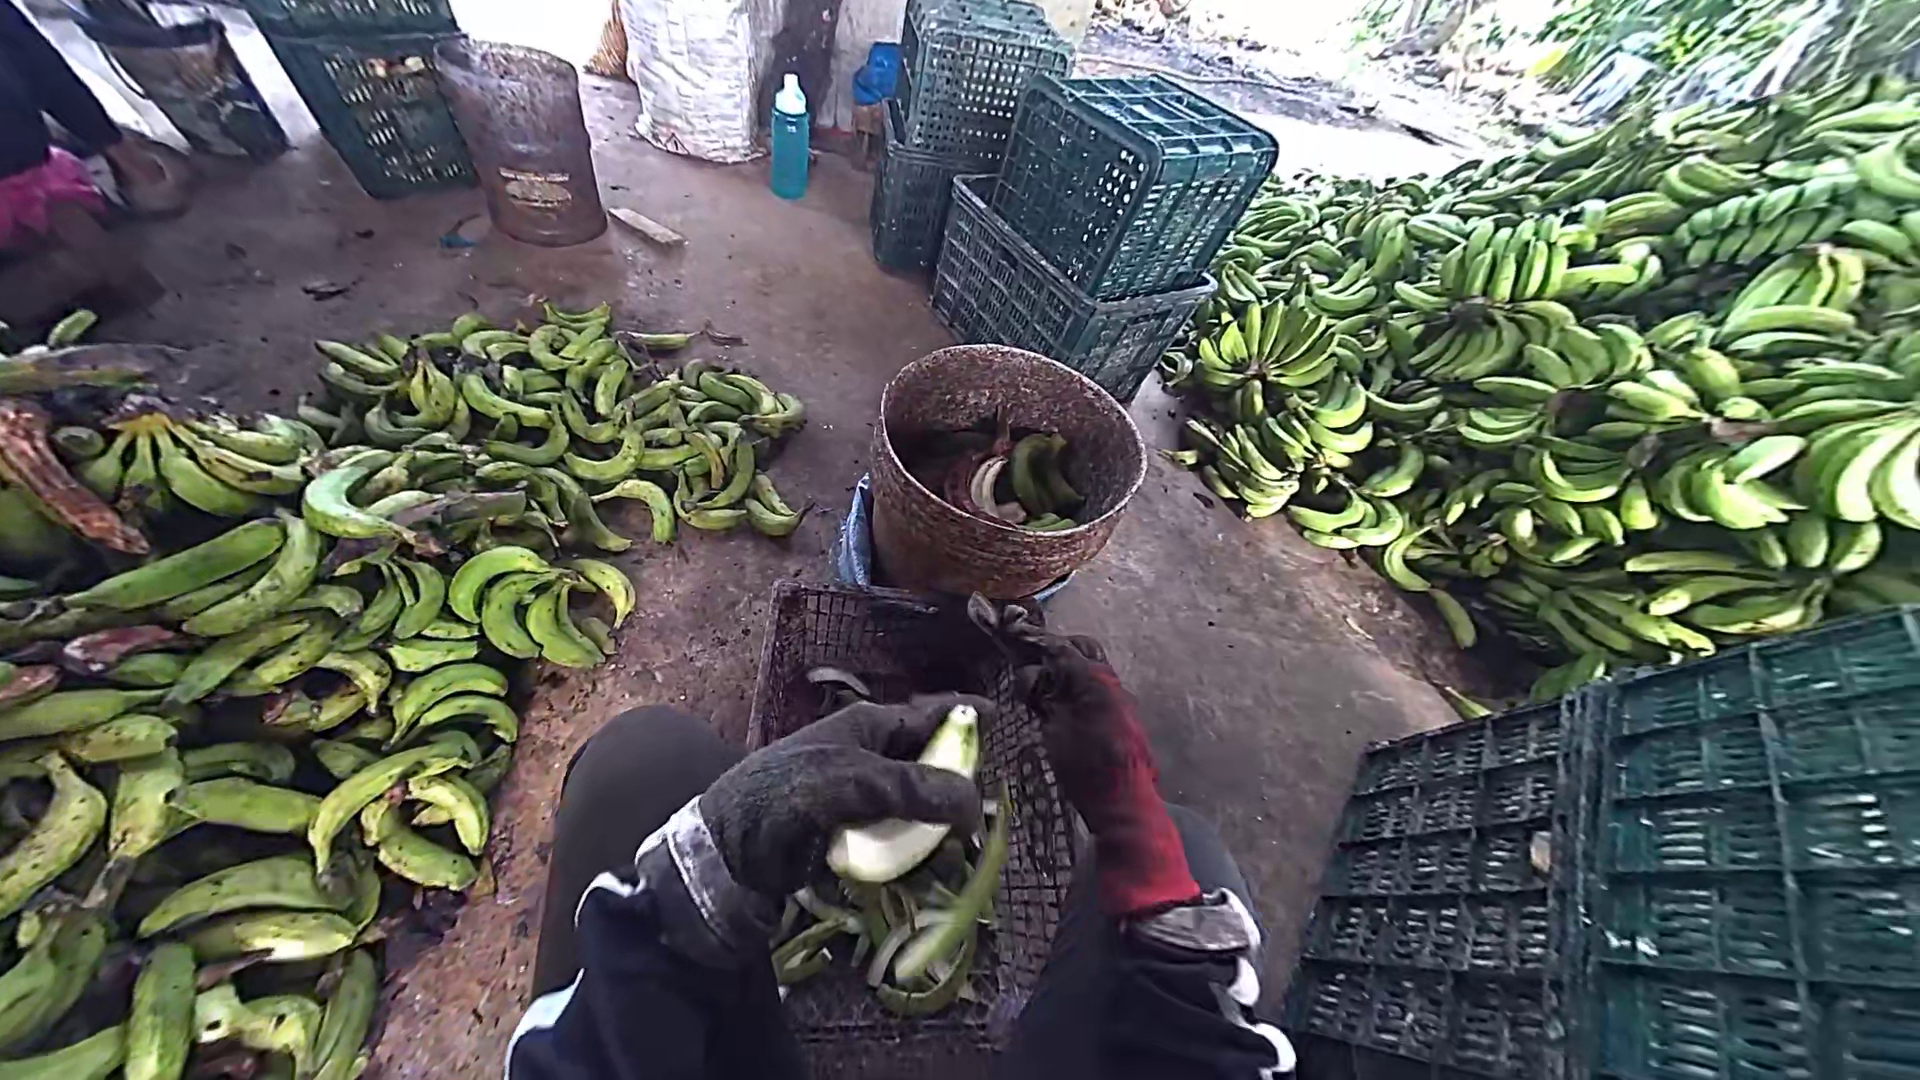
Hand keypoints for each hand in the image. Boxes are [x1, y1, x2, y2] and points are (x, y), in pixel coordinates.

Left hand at [699, 694, 988, 898]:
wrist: (728, 847)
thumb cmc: (790, 792)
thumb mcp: (857, 781)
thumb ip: (917, 788)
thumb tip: (976, 806)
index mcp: (872, 725)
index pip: (930, 713)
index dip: (964, 713)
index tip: (998, 717)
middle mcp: (872, 754)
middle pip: (930, 759)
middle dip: (958, 779)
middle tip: (983, 808)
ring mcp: (863, 794)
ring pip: (918, 802)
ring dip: (939, 820)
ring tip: (961, 845)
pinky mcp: (854, 830)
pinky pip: (899, 834)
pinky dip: (917, 846)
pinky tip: (930, 862)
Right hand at [1009, 623, 1199, 916]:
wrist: (1128, 805)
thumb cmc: (1086, 769)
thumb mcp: (1054, 732)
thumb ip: (1044, 699)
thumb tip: (1033, 677)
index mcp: (1093, 680)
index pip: (1061, 647)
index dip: (1036, 642)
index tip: (1017, 636)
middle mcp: (1112, 682)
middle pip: (1083, 649)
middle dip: (1059, 650)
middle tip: (1036, 664)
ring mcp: (1123, 699)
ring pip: (1094, 668)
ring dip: (1073, 670)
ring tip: (1049, 689)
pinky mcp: (1127, 716)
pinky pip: (1102, 689)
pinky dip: (1083, 689)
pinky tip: (1068, 707)